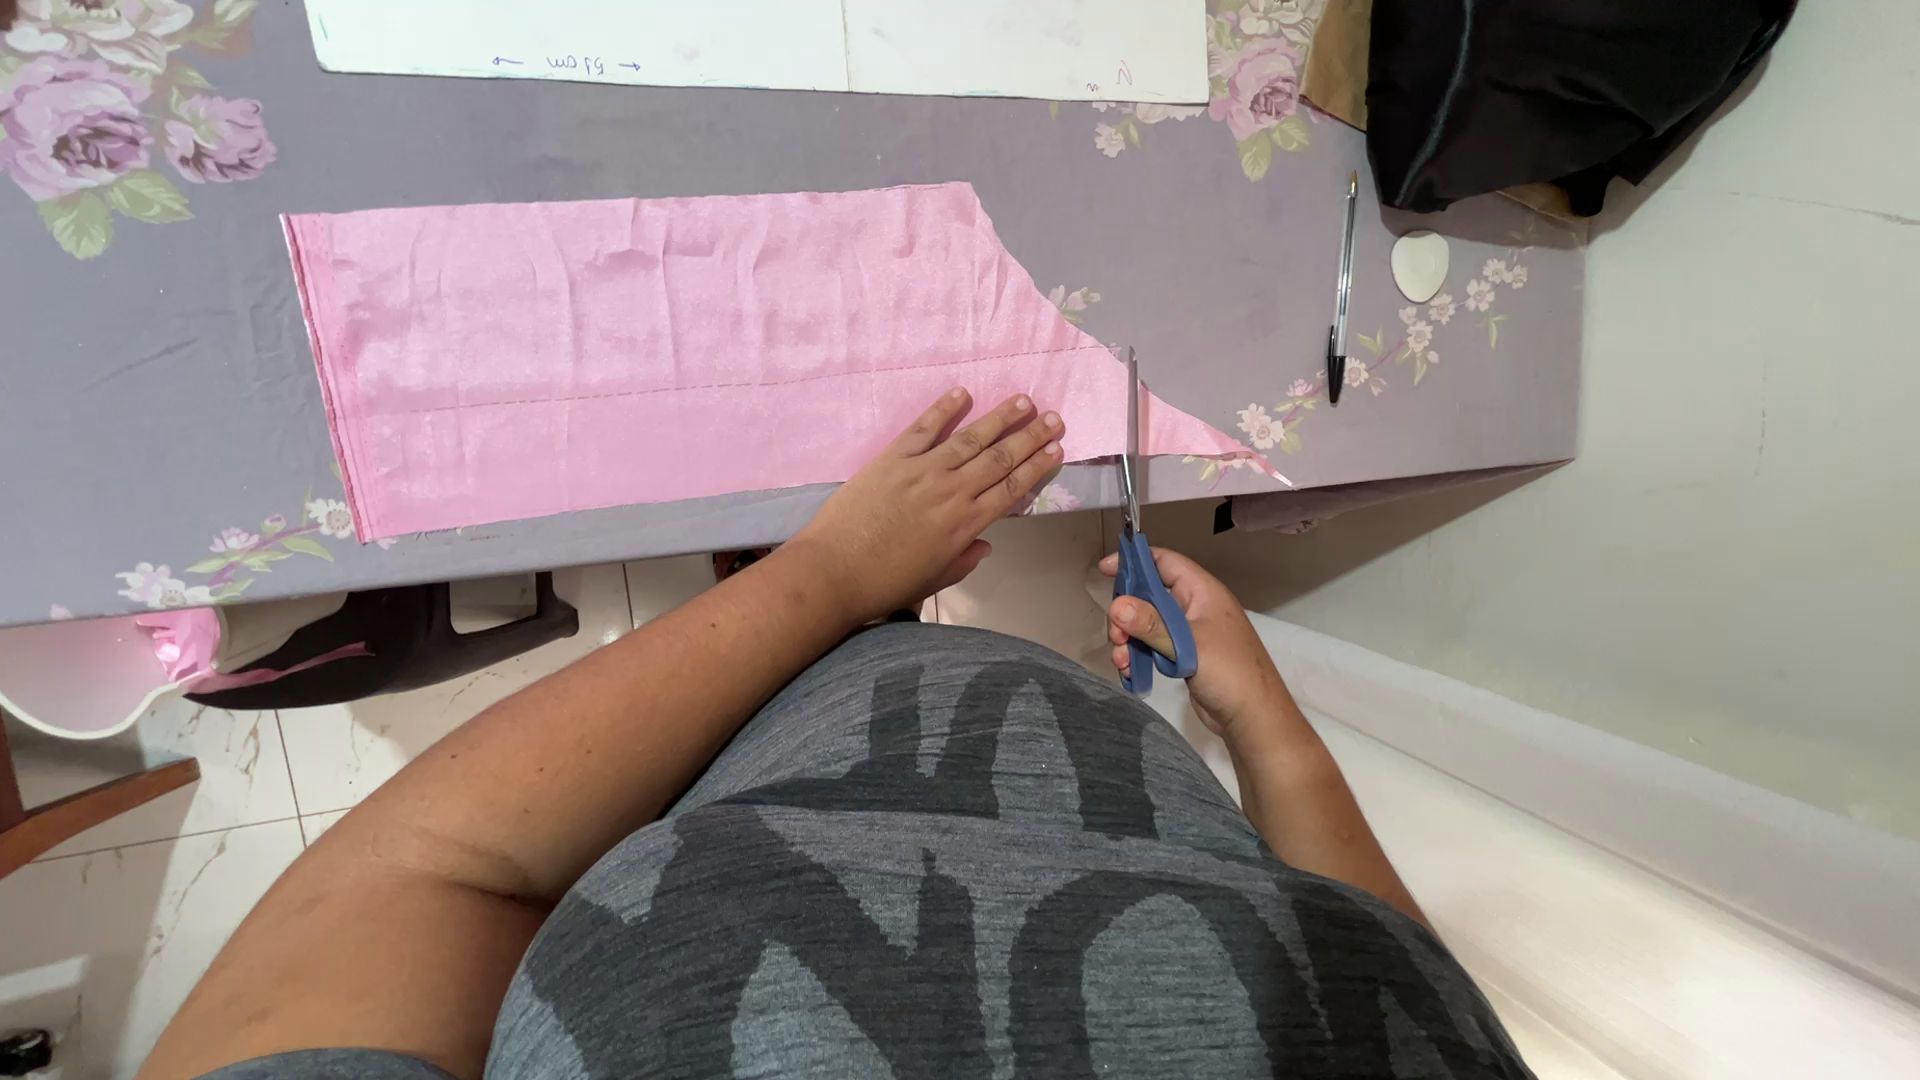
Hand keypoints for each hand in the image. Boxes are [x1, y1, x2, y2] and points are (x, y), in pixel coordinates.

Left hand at [789, 388, 1063, 624]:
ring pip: (970, 438)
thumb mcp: (934, 581)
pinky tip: (962, 393)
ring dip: (999, 417)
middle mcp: (952, 492)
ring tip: (1023, 400)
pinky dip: (944, 409)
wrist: (833, 572)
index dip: (1037, 467)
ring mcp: (922, 470)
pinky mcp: (892, 458)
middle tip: (1053, 417)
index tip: (1057, 449)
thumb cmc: (885, 584)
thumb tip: (985, 544)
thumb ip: (964, 560)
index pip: (1012, 489)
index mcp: (965, 525)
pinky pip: (923, 427)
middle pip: (1000, 458)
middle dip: (1030, 436)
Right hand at [1099, 546, 1287, 739]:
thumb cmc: (1229, 672)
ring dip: (1128, 639)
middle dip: (1125, 613)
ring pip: (1145, 623)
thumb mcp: (1187, 645)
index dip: (1134, 561)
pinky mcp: (1182, 655)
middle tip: (1115, 635)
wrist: (1253, 718)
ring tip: (1122, 660)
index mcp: (1201, 592)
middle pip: (1147, 595)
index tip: (1104, 570)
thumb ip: (1150, 624)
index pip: (1163, 561)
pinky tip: (1129, 672)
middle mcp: (1193, 607)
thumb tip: (1116, 605)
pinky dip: (1137, 655)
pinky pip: (1151, 646)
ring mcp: (1187, 632)